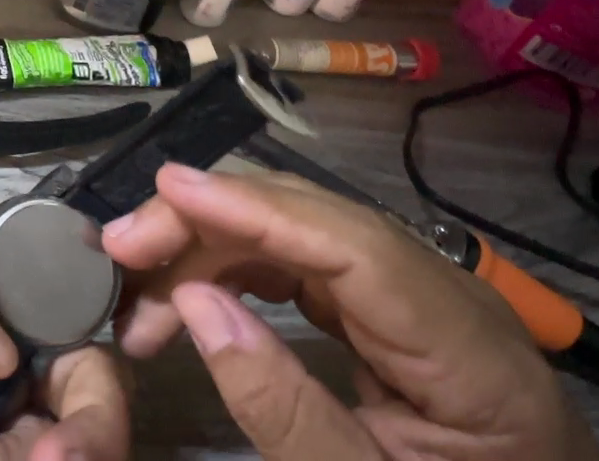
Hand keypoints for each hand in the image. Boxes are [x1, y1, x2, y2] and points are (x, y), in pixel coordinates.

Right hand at [101, 164, 598, 460]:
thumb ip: (285, 411)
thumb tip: (195, 301)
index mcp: (477, 362)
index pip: (356, 249)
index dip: (257, 209)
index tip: (168, 187)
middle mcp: (450, 302)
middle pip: (314, 222)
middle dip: (208, 220)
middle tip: (121, 250)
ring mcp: (415, 296)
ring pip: (294, 231)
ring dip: (207, 246)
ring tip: (138, 293)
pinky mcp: (383, 305)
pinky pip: (296, 262)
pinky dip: (230, 268)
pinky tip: (185, 292)